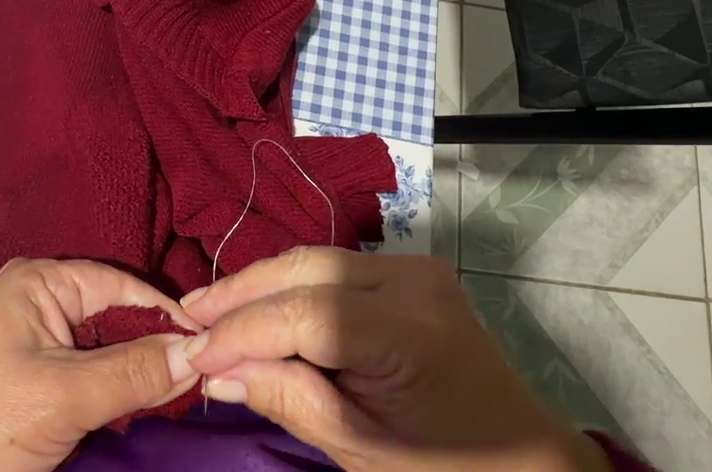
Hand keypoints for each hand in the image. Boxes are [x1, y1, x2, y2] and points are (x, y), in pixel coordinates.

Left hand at [0, 258, 201, 471]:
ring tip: (180, 391)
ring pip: (106, 341)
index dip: (169, 315)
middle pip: (117, 312)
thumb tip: (200, 352)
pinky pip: (88, 364)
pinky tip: (141, 403)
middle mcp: (40, 294)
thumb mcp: (62, 399)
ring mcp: (34, 332)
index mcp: (41, 281)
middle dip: (156, 343)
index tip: (216, 346)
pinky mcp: (32, 368)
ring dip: (138, 367)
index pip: (123, 286)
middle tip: (202, 375)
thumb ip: (133, 373)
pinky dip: (114, 383)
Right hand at [180, 246, 609, 471]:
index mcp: (408, 331)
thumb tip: (215, 371)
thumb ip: (286, 398)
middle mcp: (410, 280)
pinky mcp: (409, 270)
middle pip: (304, 270)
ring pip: (314, 260)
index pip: (302, 314)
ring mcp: (413, 267)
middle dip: (241, 292)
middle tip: (187, 314)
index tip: (191, 352)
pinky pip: (334, 268)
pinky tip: (258, 302)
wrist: (525, 459)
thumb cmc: (444, 470)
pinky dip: (291, 285)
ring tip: (209, 309)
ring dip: (261, 284)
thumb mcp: (360, 449)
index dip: (240, 331)